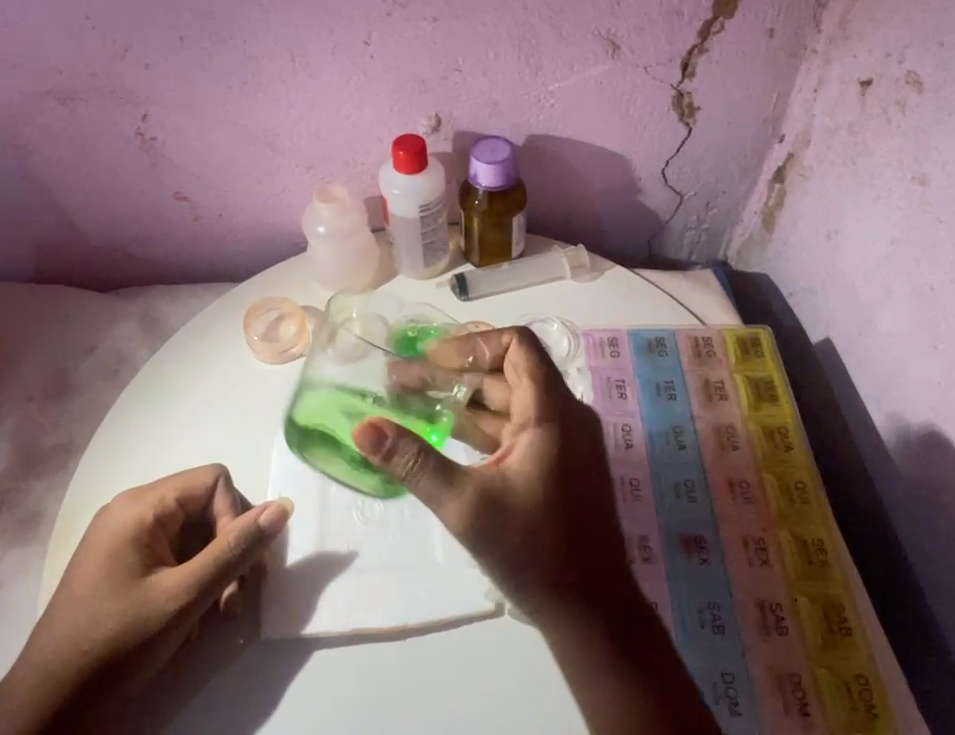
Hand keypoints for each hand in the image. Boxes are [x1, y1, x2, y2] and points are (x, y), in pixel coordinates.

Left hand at [16, 465, 290, 698]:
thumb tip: (283, 506)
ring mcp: (125, 538)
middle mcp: (132, 511)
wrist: (51, 701)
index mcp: (142, 506)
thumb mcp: (185, 596)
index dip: (237, 517)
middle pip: (206, 506)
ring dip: (216, 569)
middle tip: (238, 598)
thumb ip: (236, 549)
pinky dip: (194, 578)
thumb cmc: (117, 643)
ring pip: (195, 533)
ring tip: (219, 614)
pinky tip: (196, 616)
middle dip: (230, 547)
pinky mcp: (124, 563)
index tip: (240, 566)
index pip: (214, 481)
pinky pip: (175, 553)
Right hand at [353, 326, 632, 625]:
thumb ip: (413, 462)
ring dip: (463, 400)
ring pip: (509, 402)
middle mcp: (564, 415)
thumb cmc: (534, 552)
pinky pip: (517, 428)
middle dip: (452, 373)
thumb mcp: (466, 506)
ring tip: (408, 403)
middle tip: (399, 381)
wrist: (592, 610)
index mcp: (552, 411)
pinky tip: (441, 434)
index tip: (428, 360)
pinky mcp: (559, 464)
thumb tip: (363, 427)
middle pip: (506, 372)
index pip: (517, 344)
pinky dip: (481, 426)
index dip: (471, 344)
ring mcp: (564, 440)